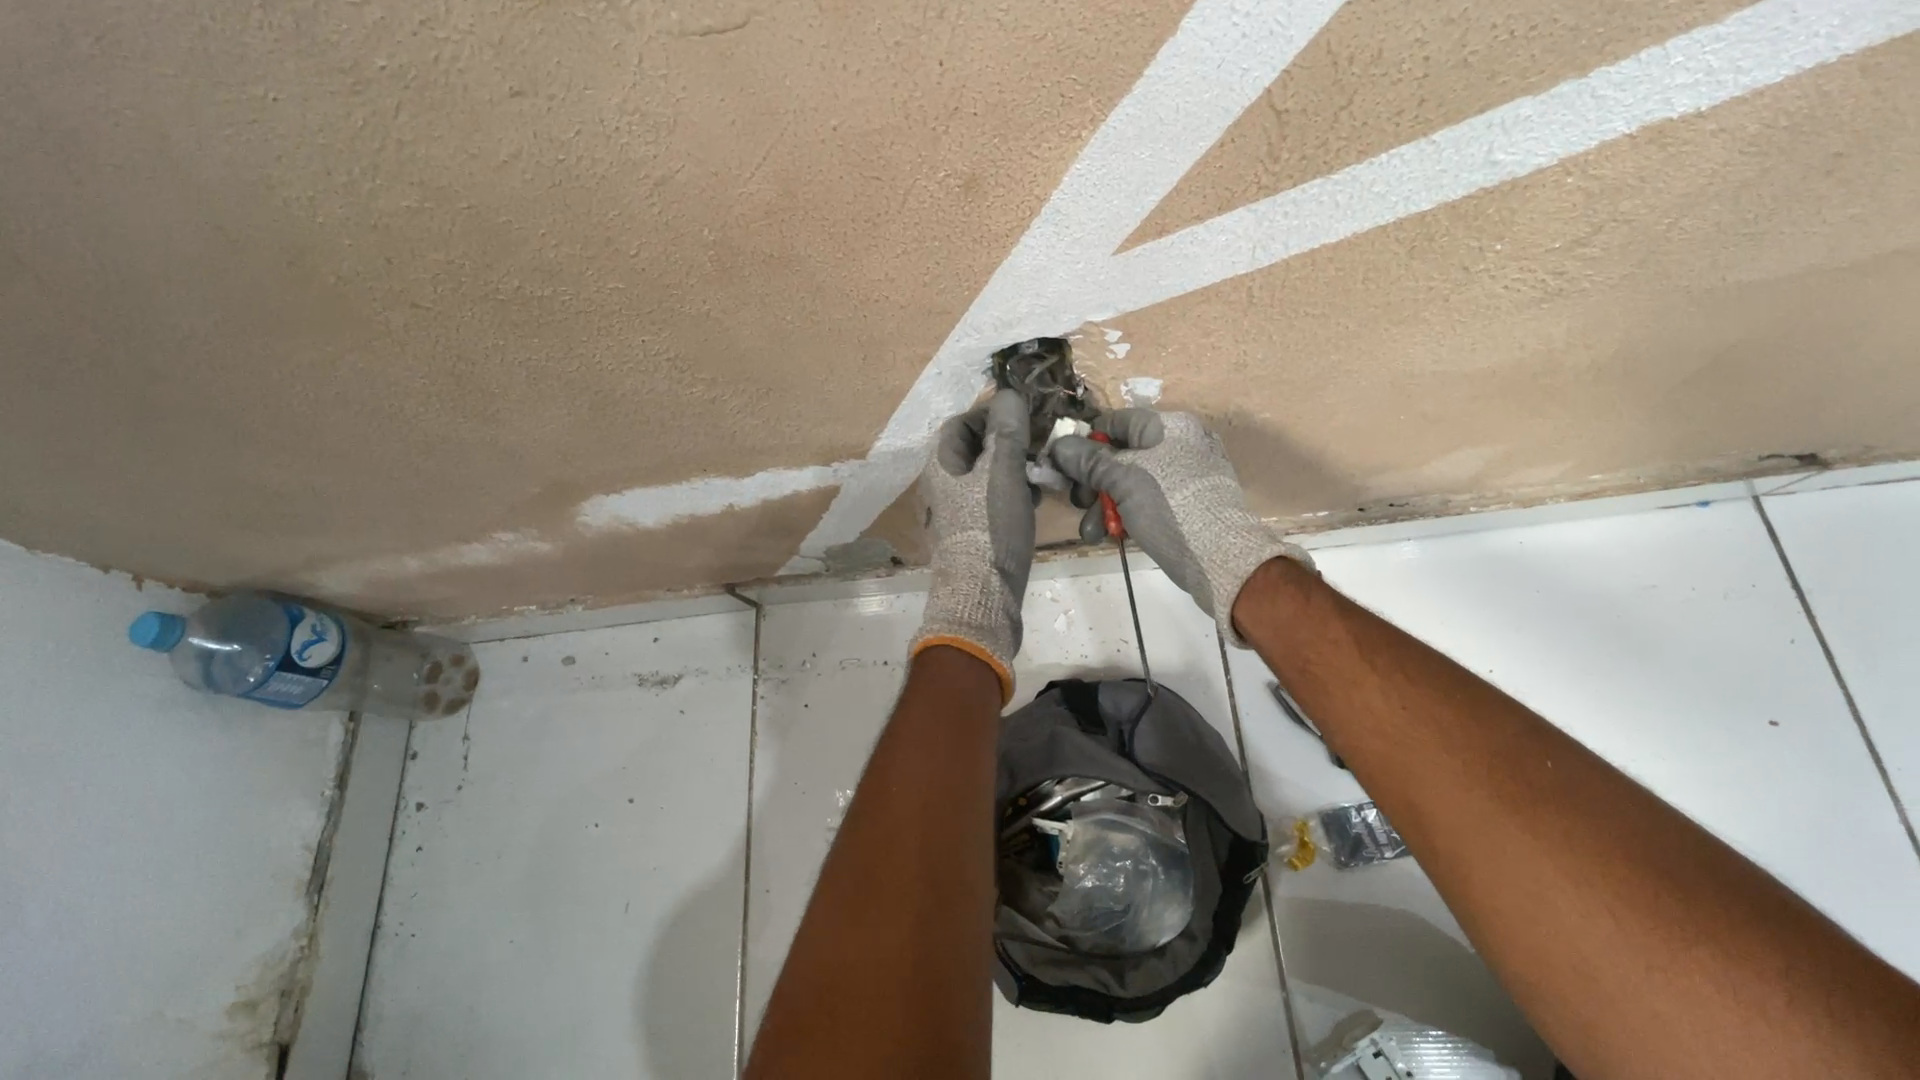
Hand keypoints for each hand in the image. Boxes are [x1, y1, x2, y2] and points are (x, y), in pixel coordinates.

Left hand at [909, 388, 1035, 702]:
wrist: (980, 596)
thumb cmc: (989, 528)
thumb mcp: (1002, 472)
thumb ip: (1006, 432)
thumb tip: (1008, 395)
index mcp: (941, 465)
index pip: (960, 423)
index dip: (991, 413)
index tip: (1024, 415)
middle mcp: (941, 486)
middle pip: (974, 451)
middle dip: (1008, 444)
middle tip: (1040, 445)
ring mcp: (954, 514)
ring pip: (986, 478)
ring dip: (1014, 470)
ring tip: (1042, 474)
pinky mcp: (971, 537)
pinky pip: (991, 504)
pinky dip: (1012, 496)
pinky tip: (1034, 503)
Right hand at [1049, 409, 1311, 642]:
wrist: (1222, 558)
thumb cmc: (1172, 507)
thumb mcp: (1124, 479)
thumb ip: (1089, 461)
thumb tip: (1059, 445)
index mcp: (1168, 426)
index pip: (1115, 422)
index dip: (1086, 443)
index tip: (1065, 469)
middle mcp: (1179, 444)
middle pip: (1121, 454)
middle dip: (1093, 482)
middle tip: (1079, 504)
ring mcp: (1186, 475)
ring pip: (1131, 482)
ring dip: (1104, 505)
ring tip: (1092, 532)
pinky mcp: (1187, 504)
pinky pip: (1148, 501)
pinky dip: (1127, 515)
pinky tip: (1112, 535)